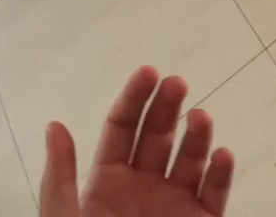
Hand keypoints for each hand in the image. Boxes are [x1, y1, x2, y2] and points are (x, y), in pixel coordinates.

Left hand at [40, 66, 233, 216]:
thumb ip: (60, 180)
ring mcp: (175, 209)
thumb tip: (54, 124)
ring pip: (190, 160)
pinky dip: (220, 175)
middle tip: (178, 83)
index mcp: (107, 185)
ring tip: (200, 119)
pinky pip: (215, 198)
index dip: (134, 98)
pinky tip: (221, 156)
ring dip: (196, 136)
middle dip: (168, 106)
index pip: (122, 129)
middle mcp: (143, 190)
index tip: (149, 71)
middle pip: (158, 136)